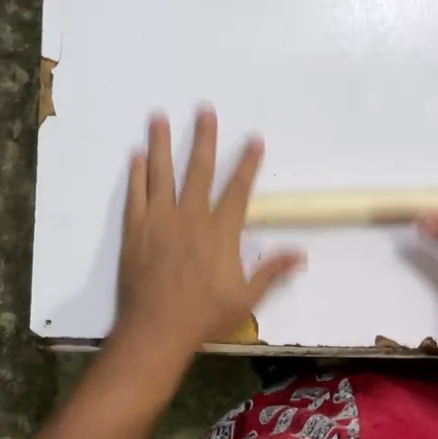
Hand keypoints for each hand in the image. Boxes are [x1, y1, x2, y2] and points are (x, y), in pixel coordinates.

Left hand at [113, 107, 303, 359]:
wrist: (156, 330)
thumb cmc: (205, 316)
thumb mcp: (247, 297)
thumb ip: (272, 271)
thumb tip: (302, 254)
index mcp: (221, 231)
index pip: (238, 188)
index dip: (248, 163)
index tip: (254, 139)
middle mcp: (191, 216)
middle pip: (199, 169)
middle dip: (204, 137)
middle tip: (204, 109)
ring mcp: (160, 220)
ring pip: (162, 173)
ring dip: (162, 143)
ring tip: (158, 116)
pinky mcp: (135, 229)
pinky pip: (136, 194)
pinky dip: (136, 173)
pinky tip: (136, 155)